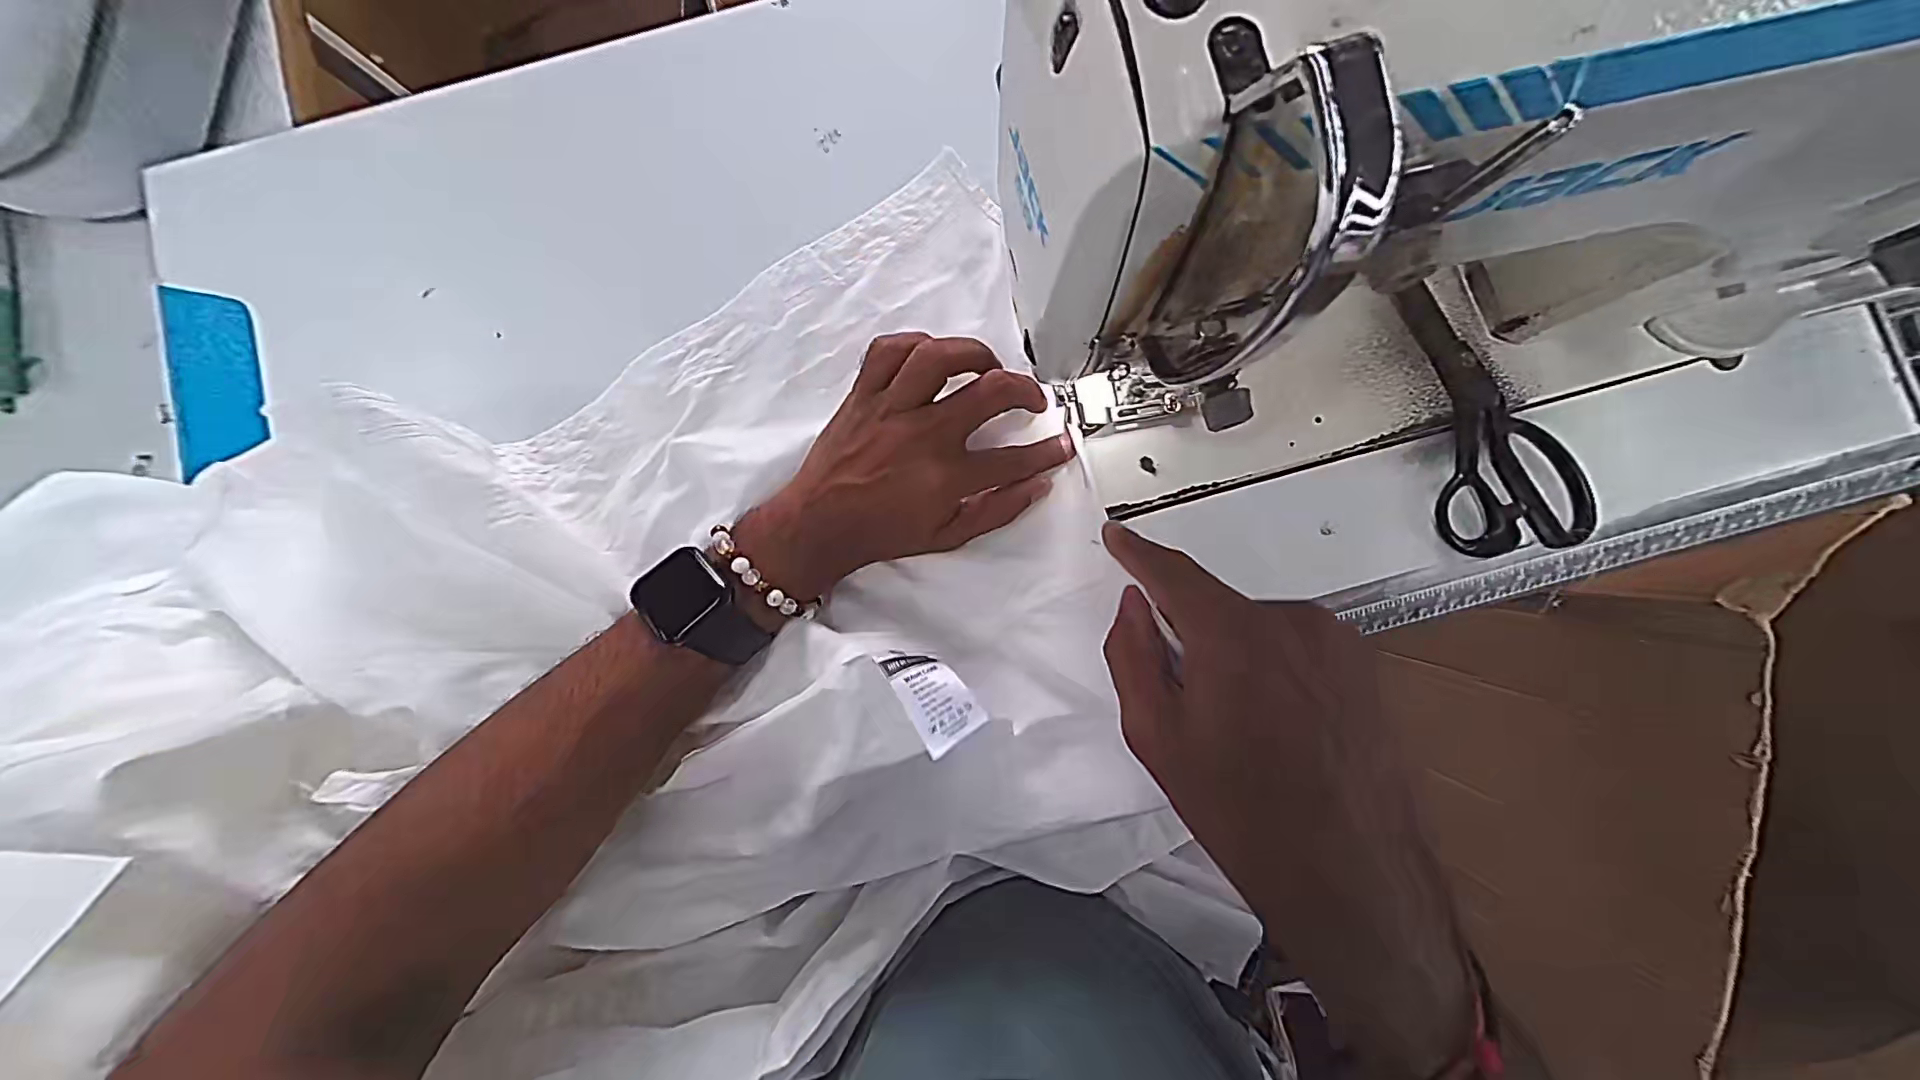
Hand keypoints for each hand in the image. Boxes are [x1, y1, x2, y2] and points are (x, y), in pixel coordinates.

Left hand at [734, 333, 1074, 601]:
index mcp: (944, 476)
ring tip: (987, 367)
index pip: (1013, 459)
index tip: (1060, 444)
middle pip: (990, 392)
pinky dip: (914, 344)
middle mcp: (921, 436)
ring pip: (938, 357)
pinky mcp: (863, 397)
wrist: (819, 525)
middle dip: (1026, 391)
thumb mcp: (947, 536)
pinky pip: (886, 351)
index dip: (1047, 452)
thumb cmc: (879, 532)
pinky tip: (929, 357)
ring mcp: (890, 411)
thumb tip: (1035, 487)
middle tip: (1031, 400)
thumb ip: (997, 511)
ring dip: (974, 354)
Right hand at [1100, 522, 1475, 1078]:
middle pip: (1216, 605)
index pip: (1173, 573)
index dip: (1138, 551)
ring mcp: (1336, 639)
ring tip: (1239, 721)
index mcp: (1233, 634)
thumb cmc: (1237, 808)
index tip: (1117, 534)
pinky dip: (1271, 663)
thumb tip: (1133, 603)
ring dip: (1233, 651)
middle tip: (1183, 693)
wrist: (1350, 874)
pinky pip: (1294, 643)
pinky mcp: (1365, 663)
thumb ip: (1132, 655)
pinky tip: (1278, 721)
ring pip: (1256, 625)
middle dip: (1189, 631)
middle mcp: (1290, 620)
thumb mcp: (1156, 735)